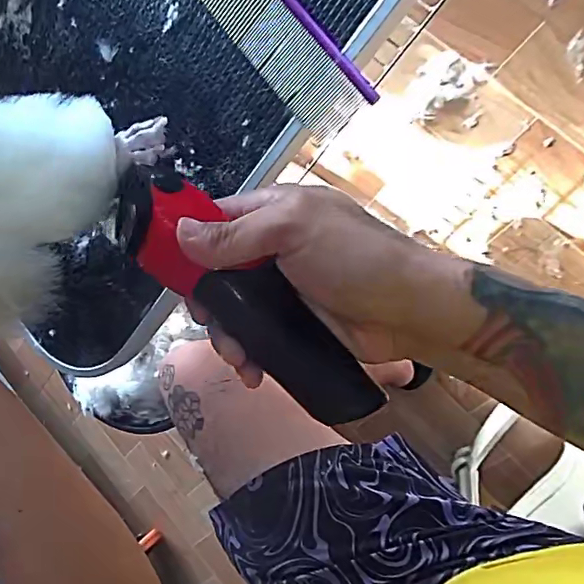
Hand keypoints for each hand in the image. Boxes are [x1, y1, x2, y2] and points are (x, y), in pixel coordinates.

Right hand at [175, 185, 466, 386]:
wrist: (409, 311)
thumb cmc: (358, 259)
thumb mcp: (294, 231)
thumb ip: (236, 234)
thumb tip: (184, 234)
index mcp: (274, 213)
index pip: (216, 222)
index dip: (190, 245)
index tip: (174, 275)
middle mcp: (275, 248)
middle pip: (219, 273)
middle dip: (209, 303)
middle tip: (210, 324)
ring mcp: (286, 289)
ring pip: (236, 312)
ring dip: (229, 336)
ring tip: (239, 358)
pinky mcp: (297, 324)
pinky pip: (260, 337)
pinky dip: (251, 354)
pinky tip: (253, 371)